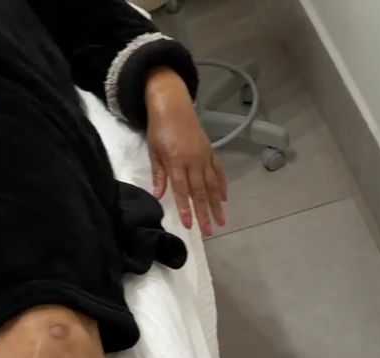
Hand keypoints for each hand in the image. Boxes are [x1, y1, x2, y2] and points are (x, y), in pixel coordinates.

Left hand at [145, 67, 227, 237]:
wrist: (172, 103)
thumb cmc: (159, 128)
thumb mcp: (154, 151)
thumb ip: (158, 174)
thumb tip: (158, 195)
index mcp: (176, 161)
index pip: (181, 190)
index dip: (185, 209)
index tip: (188, 225)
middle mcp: (192, 160)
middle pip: (199, 192)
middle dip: (204, 213)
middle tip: (208, 232)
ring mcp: (203, 156)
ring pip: (212, 185)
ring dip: (216, 205)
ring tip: (221, 221)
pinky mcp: (210, 151)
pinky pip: (218, 171)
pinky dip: (222, 185)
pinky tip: (225, 198)